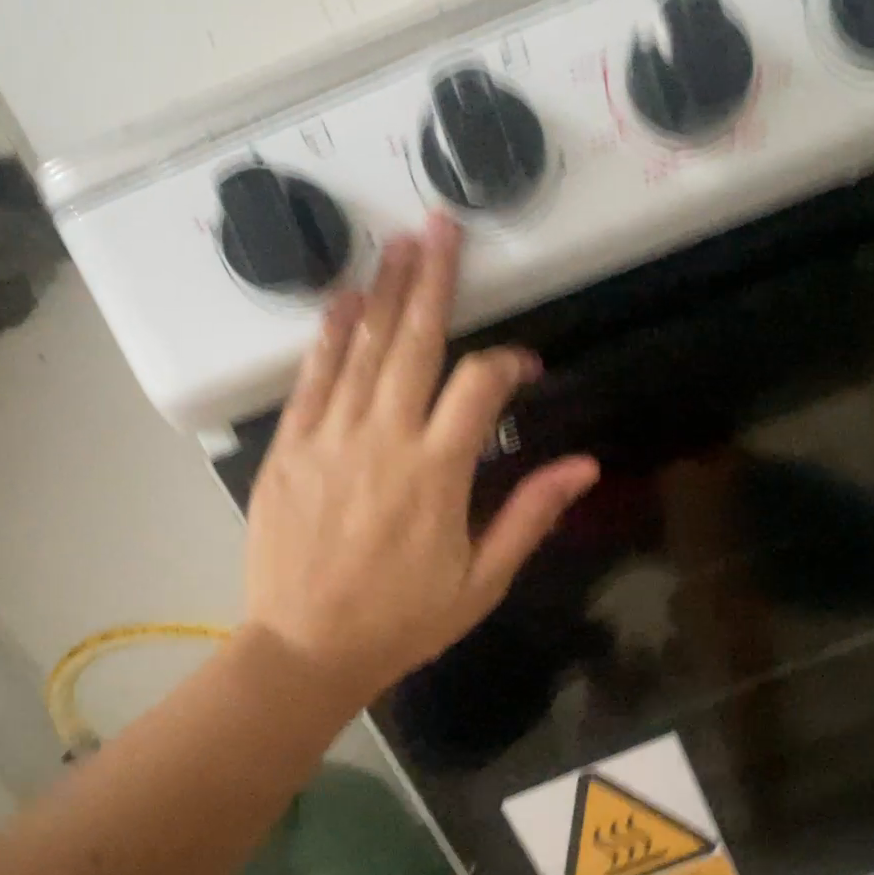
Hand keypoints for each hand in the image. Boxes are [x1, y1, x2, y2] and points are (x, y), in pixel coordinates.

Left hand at [242, 213, 599, 706]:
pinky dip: (327, 335)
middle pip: (414, 342)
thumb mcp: (482, 581)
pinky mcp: (289, 448)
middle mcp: (384, 439)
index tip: (526, 367)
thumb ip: (530, 515)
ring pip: (361, 348)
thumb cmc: (402, 621)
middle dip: (433, 279)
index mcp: (437, 473)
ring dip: (383, 290)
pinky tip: (341, 299)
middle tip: (443, 224)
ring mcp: (329, 438)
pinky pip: (311, 379)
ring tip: (400, 241)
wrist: (304, 650)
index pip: (480, 386)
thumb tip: (584, 465)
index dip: (509, 363)